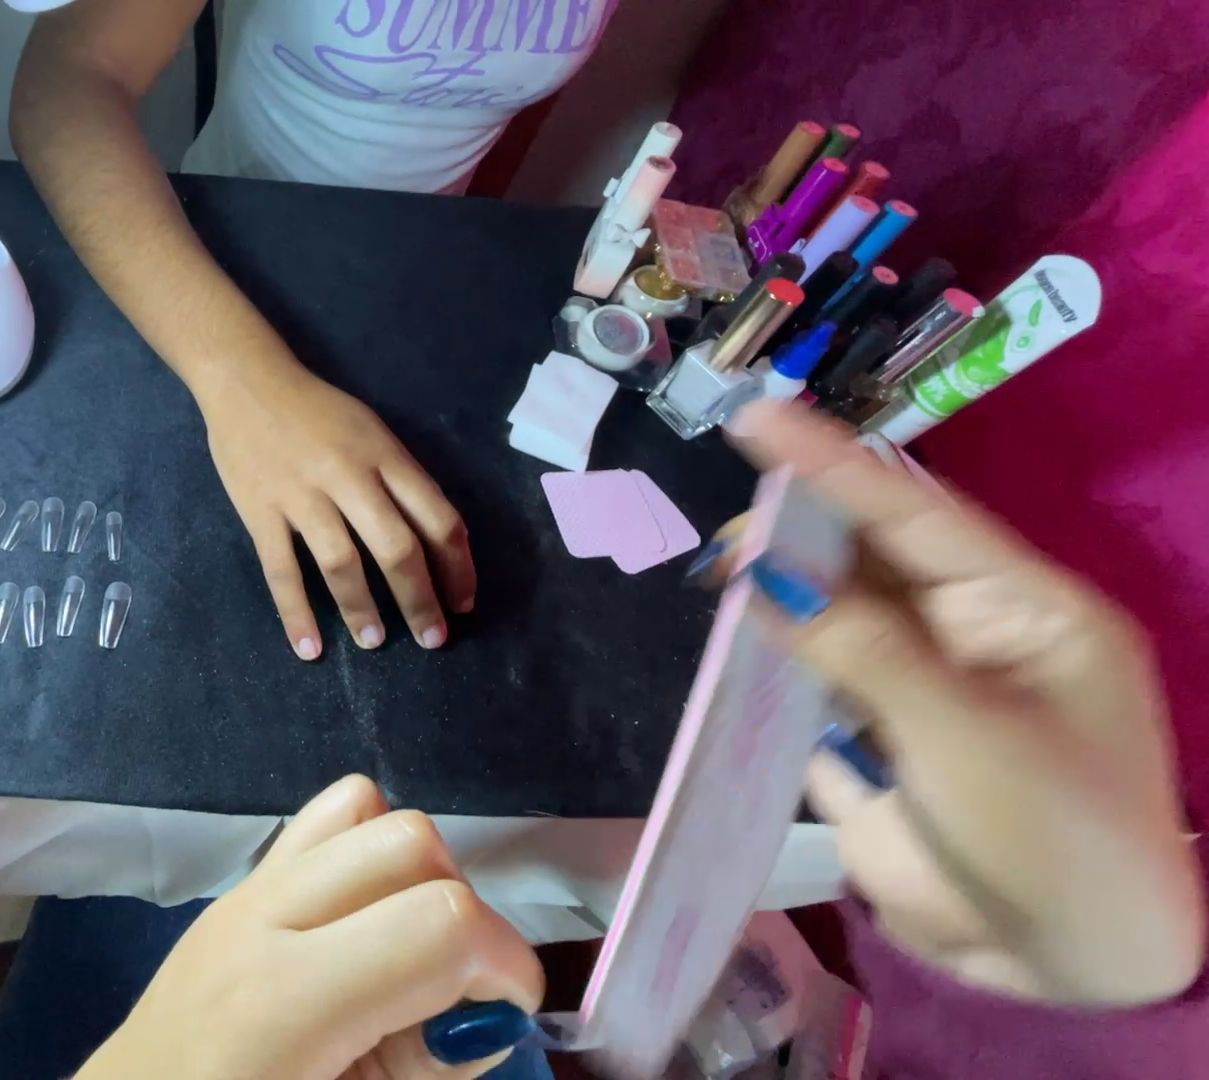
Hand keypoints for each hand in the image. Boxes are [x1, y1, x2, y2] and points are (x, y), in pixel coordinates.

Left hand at [75, 776, 542, 1079]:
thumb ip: (422, 1069)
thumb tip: (484, 1010)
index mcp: (283, 1002)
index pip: (436, 921)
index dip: (505, 963)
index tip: (505, 1013)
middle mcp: (262, 916)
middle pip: (408, 840)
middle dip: (464, 908)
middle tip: (454, 988)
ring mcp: (248, 886)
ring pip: (368, 808)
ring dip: (415, 870)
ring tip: (406, 947)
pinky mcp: (246, 879)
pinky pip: (325, 819)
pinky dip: (369, 849)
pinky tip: (364, 919)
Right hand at [202, 362, 474, 659]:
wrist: (248, 382)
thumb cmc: (317, 410)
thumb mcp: (372, 431)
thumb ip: (401, 479)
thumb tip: (436, 539)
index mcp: (385, 456)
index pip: (437, 519)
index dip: (458, 568)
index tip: (462, 603)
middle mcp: (349, 476)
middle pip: (396, 548)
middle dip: (420, 601)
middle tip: (433, 639)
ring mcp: (301, 496)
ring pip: (341, 564)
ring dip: (362, 611)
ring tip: (375, 642)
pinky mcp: (260, 512)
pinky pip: (281, 571)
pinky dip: (296, 614)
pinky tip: (309, 648)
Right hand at [715, 401, 1203, 1004]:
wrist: (1048, 963)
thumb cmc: (1052, 839)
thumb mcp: (967, 735)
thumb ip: (859, 648)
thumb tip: (758, 577)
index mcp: (1021, 611)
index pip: (912, 514)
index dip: (832, 464)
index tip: (759, 417)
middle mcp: (961, 626)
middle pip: (861, 551)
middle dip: (793, 530)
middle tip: (729, 534)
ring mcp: (906, 671)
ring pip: (822, 601)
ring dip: (771, 584)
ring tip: (719, 573)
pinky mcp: (860, 716)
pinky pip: (802, 655)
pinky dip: (764, 637)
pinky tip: (734, 622)